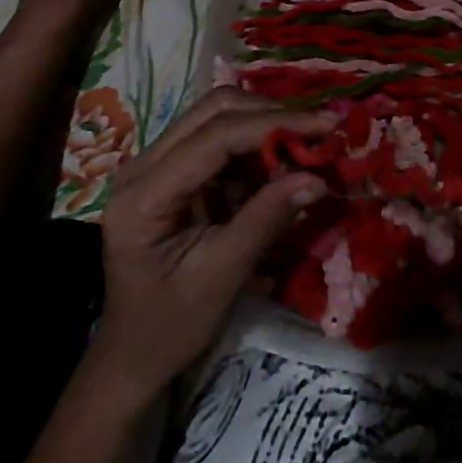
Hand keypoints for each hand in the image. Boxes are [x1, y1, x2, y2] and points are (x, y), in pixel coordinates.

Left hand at [94, 89, 330, 390]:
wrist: (134, 352)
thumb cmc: (171, 324)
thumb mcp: (222, 276)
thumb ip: (266, 219)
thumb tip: (318, 178)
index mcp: (144, 194)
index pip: (215, 137)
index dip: (274, 124)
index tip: (328, 126)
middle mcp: (142, 165)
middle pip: (213, 110)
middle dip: (273, 114)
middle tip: (324, 130)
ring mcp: (153, 164)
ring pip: (216, 116)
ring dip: (266, 125)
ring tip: (308, 146)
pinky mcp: (171, 170)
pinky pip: (217, 139)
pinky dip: (254, 145)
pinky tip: (281, 164)